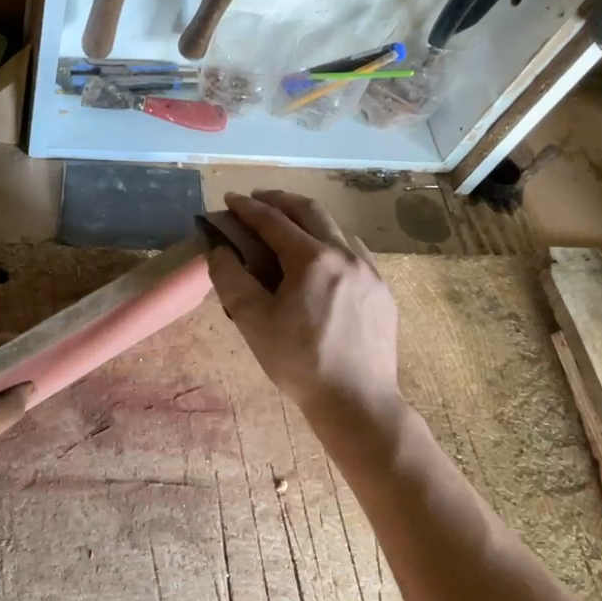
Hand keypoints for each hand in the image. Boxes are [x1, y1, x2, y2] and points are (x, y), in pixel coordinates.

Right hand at [208, 191, 402, 430]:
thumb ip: (229, 277)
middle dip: (280, 200)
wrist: (357, 401)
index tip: (229, 200)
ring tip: (287, 229)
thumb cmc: (298, 361)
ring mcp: (371, 272)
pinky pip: (354, 253)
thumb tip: (218, 249)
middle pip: (311, 211)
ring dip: (307, 220)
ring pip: (336, 230)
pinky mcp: (382, 292)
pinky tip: (319, 262)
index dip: (247, 208)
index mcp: (312, 259)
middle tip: (257, 200)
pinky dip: (329, 243)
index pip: (273, 220)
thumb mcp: (251, 320)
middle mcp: (346, 255)